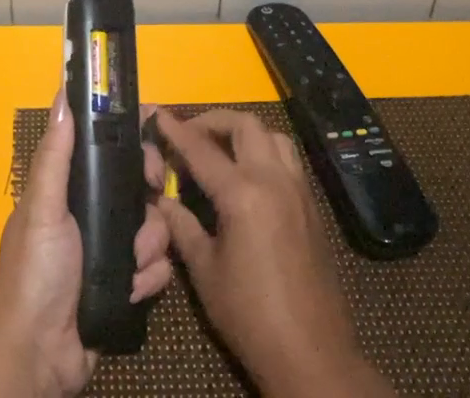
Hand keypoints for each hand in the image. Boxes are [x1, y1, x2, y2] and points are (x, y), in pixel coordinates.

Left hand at [0, 91, 172, 397]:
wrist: (40, 352)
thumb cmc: (35, 271)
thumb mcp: (42, 208)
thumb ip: (56, 156)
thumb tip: (63, 95)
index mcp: (68, 190)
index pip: (106, 151)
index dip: (131, 139)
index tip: (151, 133)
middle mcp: (91, 214)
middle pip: (139, 186)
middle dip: (150, 193)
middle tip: (151, 197)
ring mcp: (110, 250)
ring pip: (154, 226)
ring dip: (150, 243)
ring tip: (132, 262)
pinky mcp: (126, 284)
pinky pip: (158, 266)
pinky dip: (150, 277)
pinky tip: (133, 288)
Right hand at [154, 109, 395, 397]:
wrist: (312, 353)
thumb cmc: (249, 315)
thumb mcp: (204, 271)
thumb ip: (181, 226)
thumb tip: (162, 200)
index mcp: (243, 195)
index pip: (201, 149)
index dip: (176, 131)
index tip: (158, 116)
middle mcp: (274, 181)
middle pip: (245, 125)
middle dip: (213, 120)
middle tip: (189, 134)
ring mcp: (299, 191)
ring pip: (273, 136)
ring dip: (244, 133)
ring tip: (219, 150)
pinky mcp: (312, 207)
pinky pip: (288, 160)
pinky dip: (264, 152)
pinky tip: (246, 177)